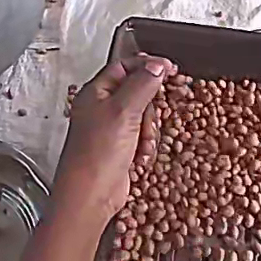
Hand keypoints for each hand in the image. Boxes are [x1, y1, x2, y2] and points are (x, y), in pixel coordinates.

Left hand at [50, 53, 175, 226]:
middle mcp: (102, 108)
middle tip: (147, 121)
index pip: (125, 66)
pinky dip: (146, 147)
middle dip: (149, 110)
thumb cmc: (96, 155)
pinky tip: (140, 158)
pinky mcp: (120, 148)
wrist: (91, 195)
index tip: (170, 68)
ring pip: (144, 117)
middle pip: (138, 93)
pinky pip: (143, 138)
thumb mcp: (124, 111)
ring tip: (142, 144)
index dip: (147, 65)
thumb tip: (157, 66)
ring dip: (149, 131)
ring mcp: (111, 129)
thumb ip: (142, 84)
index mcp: (96, 93)